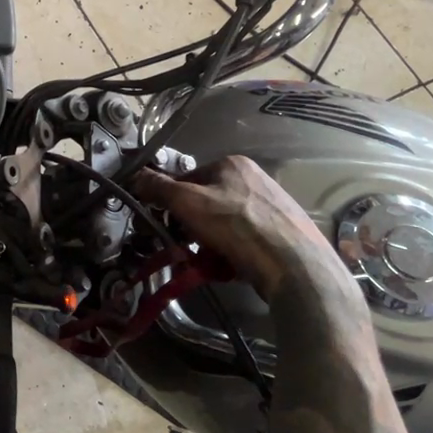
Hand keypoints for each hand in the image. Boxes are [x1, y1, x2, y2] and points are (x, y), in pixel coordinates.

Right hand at [132, 155, 342, 301]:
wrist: (297, 268)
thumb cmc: (236, 227)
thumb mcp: (186, 203)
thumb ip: (157, 186)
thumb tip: (135, 176)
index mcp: (233, 164)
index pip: (188, 178)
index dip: (173, 202)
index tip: (169, 224)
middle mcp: (257, 179)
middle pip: (207, 202)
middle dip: (194, 226)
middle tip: (188, 247)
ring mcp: (276, 206)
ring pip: (226, 224)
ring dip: (212, 243)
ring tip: (212, 261)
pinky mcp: (288, 233)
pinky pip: (247, 240)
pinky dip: (235, 252)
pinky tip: (234, 266)